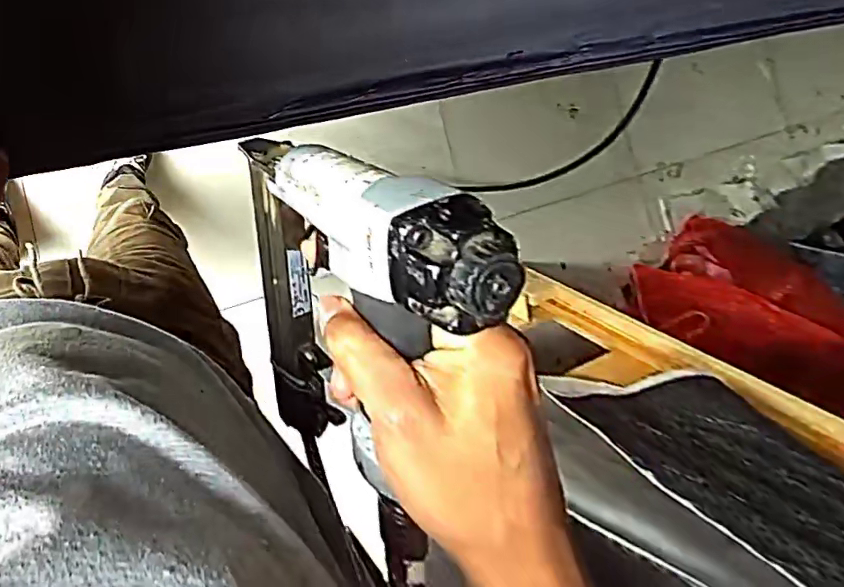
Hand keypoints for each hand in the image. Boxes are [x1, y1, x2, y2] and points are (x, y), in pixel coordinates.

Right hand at [319, 296, 584, 586]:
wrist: (510, 554)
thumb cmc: (472, 498)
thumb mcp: (394, 411)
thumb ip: (356, 348)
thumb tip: (333, 311)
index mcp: (485, 340)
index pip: (407, 290)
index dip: (366, 306)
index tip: (344, 325)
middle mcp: (497, 347)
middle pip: (408, 316)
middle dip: (370, 346)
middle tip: (358, 381)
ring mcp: (494, 369)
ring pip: (415, 341)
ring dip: (382, 366)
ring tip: (374, 402)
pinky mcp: (487, 389)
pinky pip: (431, 363)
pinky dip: (404, 382)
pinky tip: (396, 411)